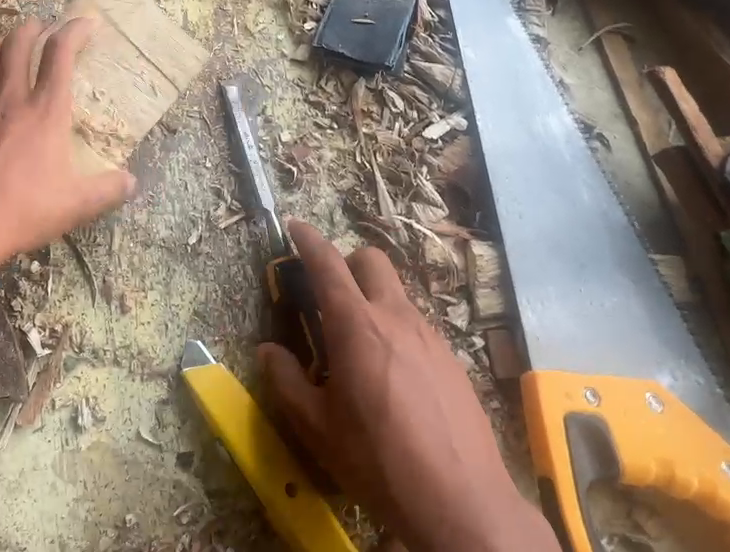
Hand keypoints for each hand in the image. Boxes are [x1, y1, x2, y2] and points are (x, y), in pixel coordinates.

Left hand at [0, 18, 135, 276]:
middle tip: (41, 26)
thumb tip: (131, 182)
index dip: (75, 30)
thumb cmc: (24, 212)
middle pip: (17, 44)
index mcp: (46, 111)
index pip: (60, 53)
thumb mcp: (77, 205)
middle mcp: (10, 99)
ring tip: (2, 44)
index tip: (86, 23)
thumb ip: (108, 190)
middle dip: (31, 28)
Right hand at [260, 221, 558, 551]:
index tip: (295, 226)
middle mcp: (396, 318)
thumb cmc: (377, 460)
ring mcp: (431, 338)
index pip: (327, 264)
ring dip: (373, 302)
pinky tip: (394, 380)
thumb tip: (268, 351)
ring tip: (360, 350)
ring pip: (397, 295)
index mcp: (356, 326)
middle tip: (329, 294)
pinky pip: (418, 328)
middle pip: (372, 261)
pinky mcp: (454, 362)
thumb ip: (286, 380)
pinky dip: (397, 333)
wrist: (462, 502)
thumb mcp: (316, 426)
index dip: (308, 240)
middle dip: (347, 263)